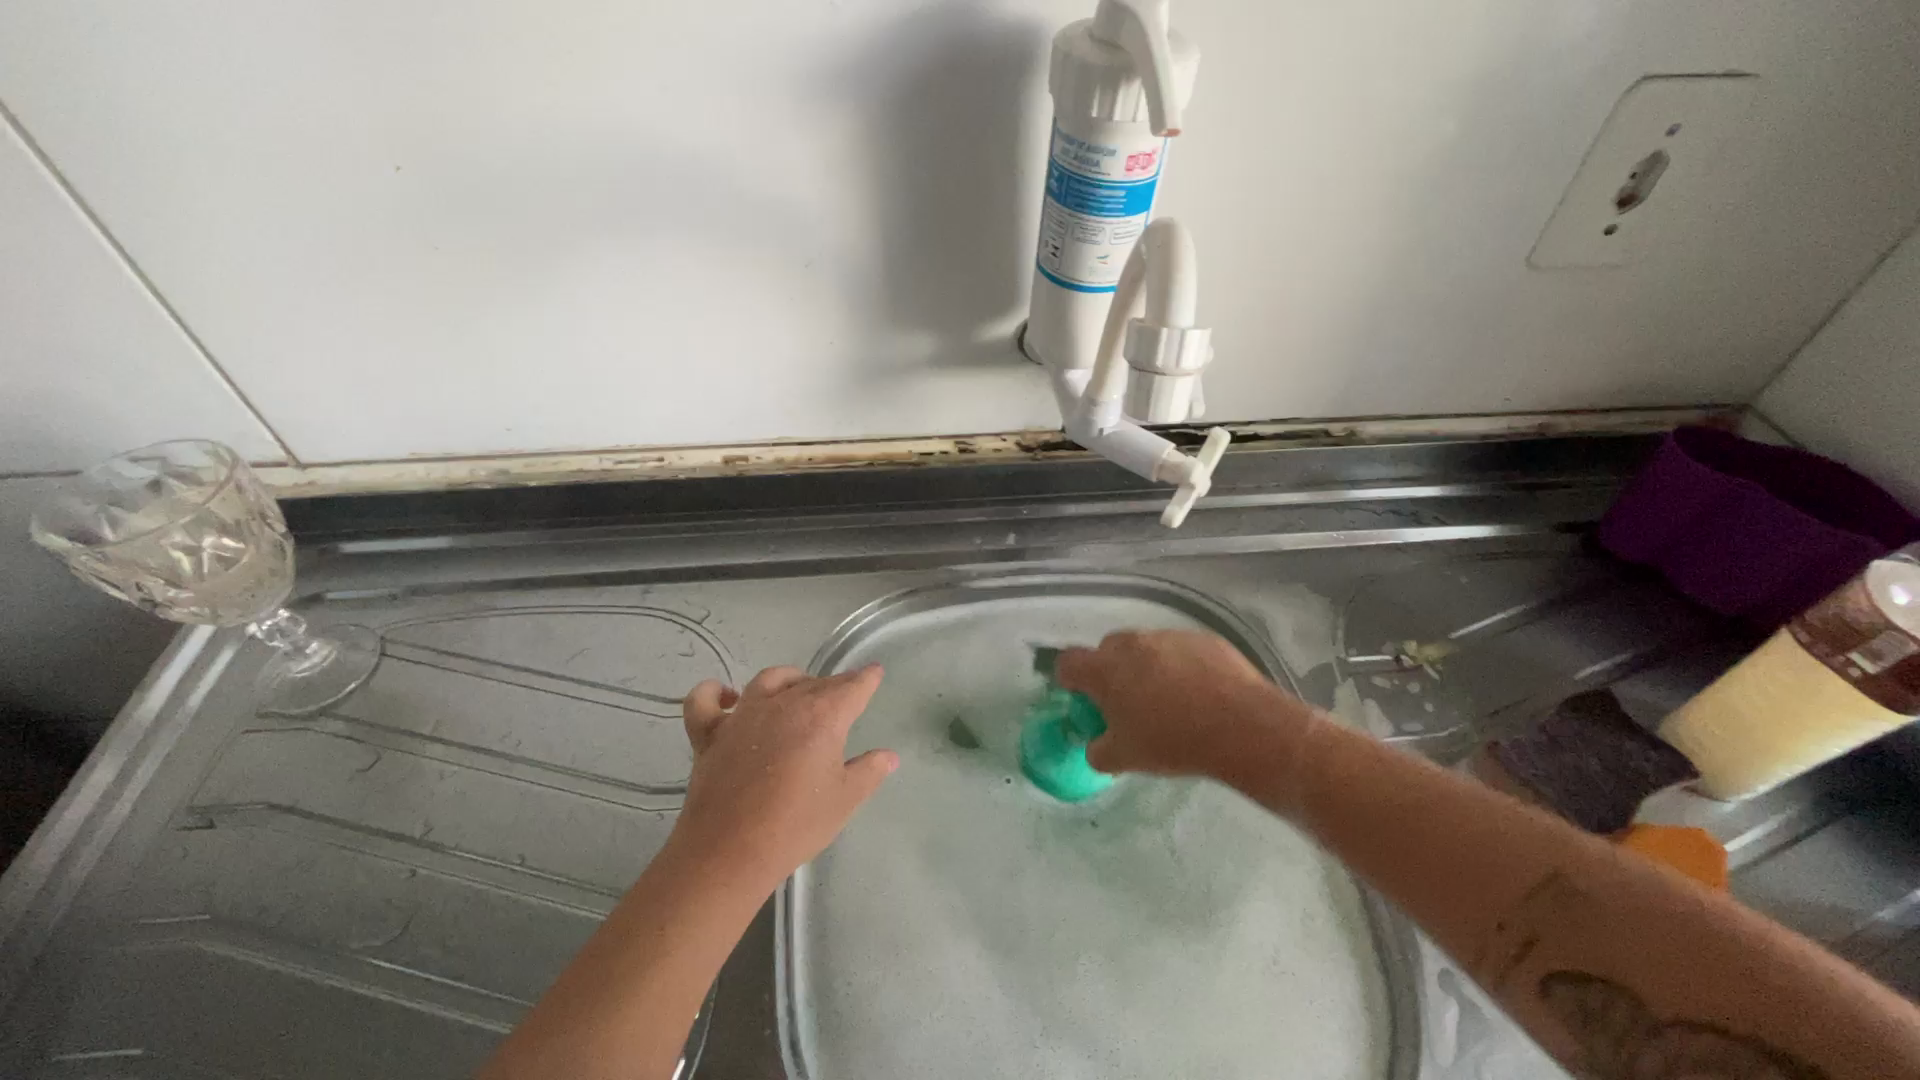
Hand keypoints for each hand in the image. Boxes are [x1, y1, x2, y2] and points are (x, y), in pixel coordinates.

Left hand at [673, 665, 897, 890]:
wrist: (730, 851)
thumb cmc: (795, 825)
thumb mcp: (844, 801)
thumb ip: (869, 772)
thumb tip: (888, 756)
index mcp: (821, 718)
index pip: (851, 688)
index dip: (866, 679)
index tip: (874, 673)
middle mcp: (782, 705)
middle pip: (813, 683)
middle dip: (833, 685)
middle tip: (843, 695)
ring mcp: (741, 717)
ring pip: (768, 680)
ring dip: (787, 679)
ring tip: (797, 689)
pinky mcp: (709, 734)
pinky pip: (705, 700)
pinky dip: (716, 692)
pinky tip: (728, 698)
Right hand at [1056, 629, 1311, 781]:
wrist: (1241, 726)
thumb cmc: (1171, 741)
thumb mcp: (1124, 759)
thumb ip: (1099, 751)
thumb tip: (1097, 745)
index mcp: (1104, 669)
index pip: (1068, 662)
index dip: (1069, 679)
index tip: (1081, 698)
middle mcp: (1132, 644)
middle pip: (1107, 650)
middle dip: (1110, 672)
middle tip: (1126, 703)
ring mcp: (1169, 636)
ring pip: (1146, 648)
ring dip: (1147, 668)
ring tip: (1169, 701)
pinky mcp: (1204, 638)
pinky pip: (1180, 650)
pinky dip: (1181, 666)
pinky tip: (1200, 694)